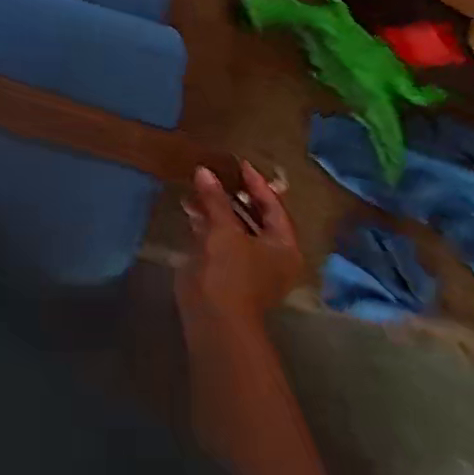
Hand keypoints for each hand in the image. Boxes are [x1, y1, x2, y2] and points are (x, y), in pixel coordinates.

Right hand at [177, 162, 301, 330]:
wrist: (214, 311)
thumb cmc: (231, 270)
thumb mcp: (224, 230)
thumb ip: (215, 200)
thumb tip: (204, 170)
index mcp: (284, 246)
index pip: (274, 208)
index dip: (258, 185)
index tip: (239, 163)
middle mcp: (271, 253)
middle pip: (256, 216)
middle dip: (235, 194)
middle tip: (217, 171)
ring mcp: (248, 260)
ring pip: (234, 225)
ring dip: (217, 206)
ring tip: (197, 185)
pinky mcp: (225, 265)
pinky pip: (218, 235)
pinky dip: (206, 220)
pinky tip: (189, 207)